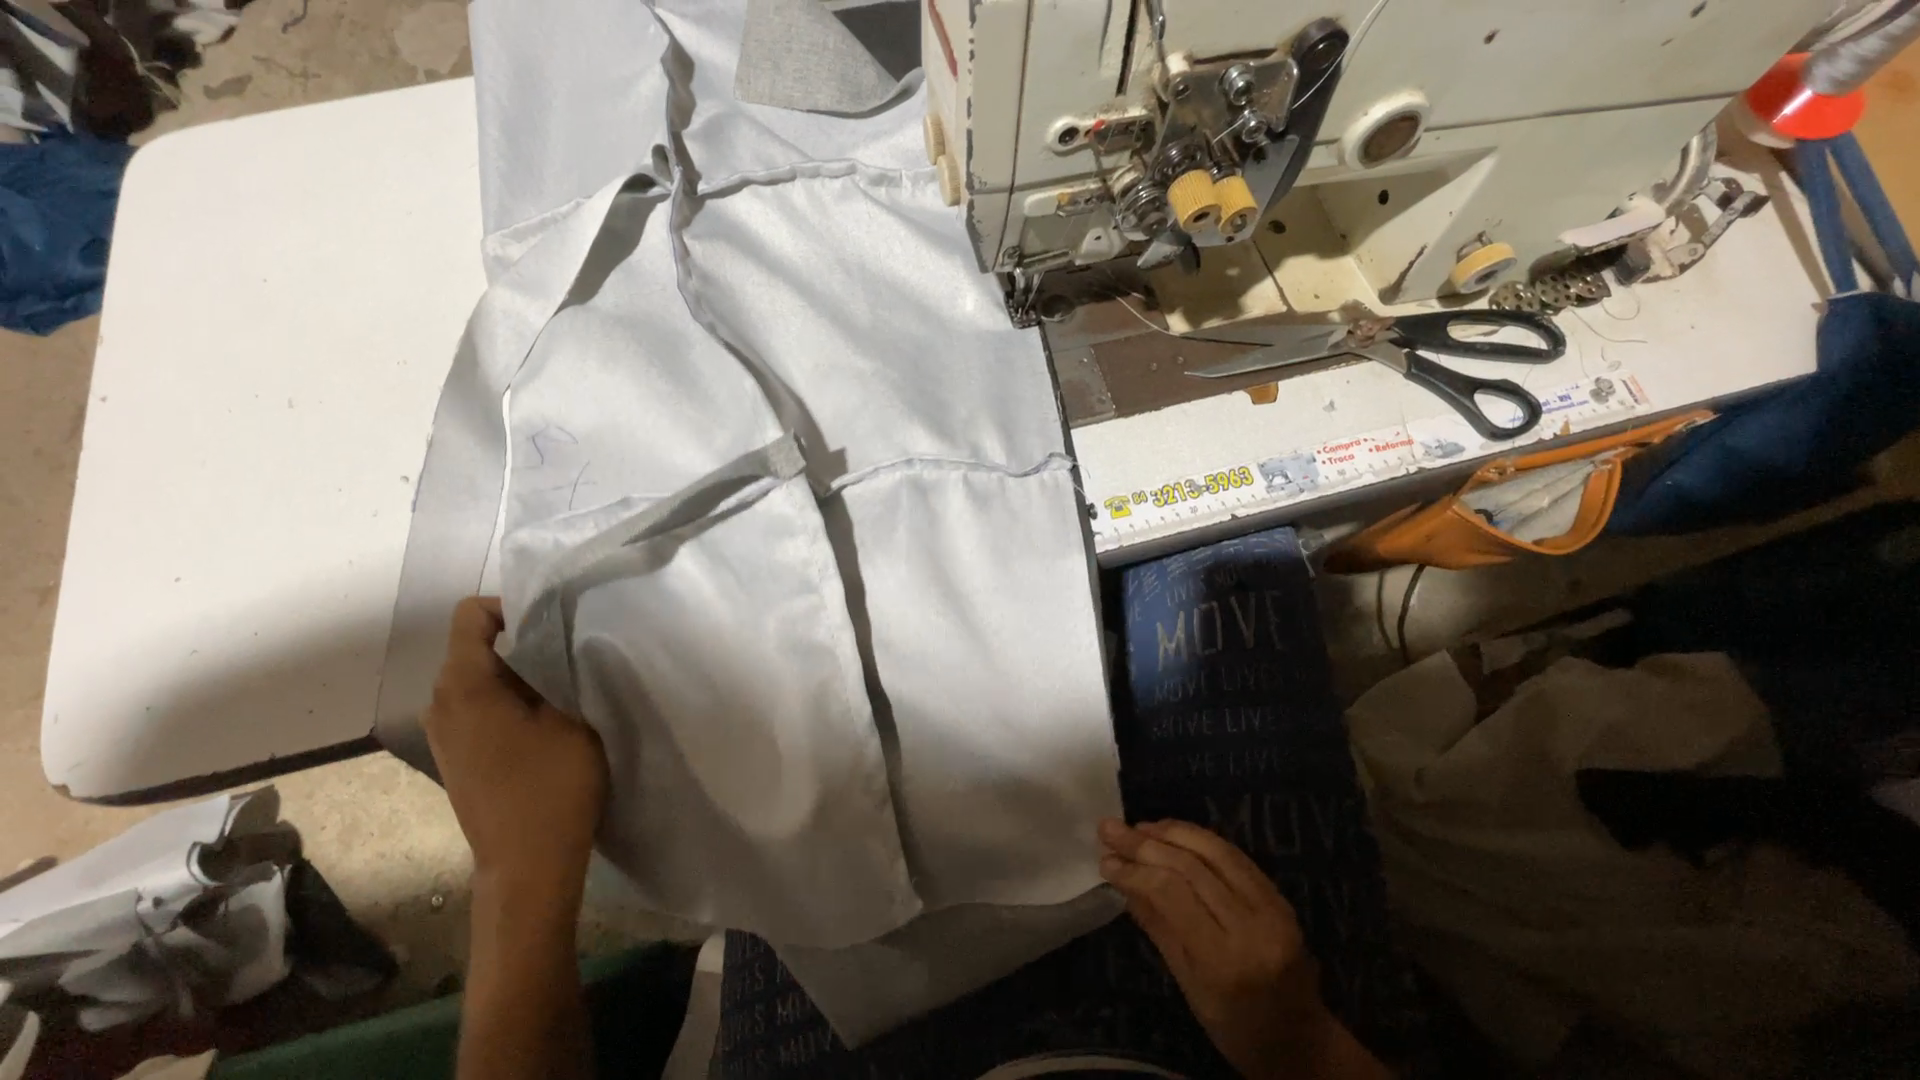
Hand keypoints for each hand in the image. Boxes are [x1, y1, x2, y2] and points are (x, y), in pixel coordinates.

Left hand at [424, 597, 608, 901]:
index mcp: (463, 686)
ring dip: (520, 677)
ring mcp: (444, 733)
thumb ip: (562, 672)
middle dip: (524, 643)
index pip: (471, 615)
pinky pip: (479, 708)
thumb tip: (558, 641)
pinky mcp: (455, 756)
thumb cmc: (551, 788)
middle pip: (477, 647)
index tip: (556, 625)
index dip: (513, 607)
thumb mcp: (573, 719)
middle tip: (573, 658)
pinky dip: (510, 703)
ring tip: (565, 692)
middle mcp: (441, 703)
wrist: (526, 866)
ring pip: (480, 679)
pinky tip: (546, 725)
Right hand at [1099, 818, 1381, 1079]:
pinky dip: (1200, 839)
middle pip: (1191, 868)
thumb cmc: (1236, 1028)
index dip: (1134, 870)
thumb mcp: (1188, 986)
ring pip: (1215, 852)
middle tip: (1109, 829)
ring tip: (1138, 826)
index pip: (1171, 894)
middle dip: (1145, 844)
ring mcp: (1273, 908)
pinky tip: (1174, 834)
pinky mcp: (1281, 898)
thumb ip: (1158, 927)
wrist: (1302, 1042)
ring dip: (1172, 833)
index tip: (1104, 859)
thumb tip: (1121, 880)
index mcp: (1225, 960)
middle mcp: (1252, 926)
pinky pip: (1235, 857)